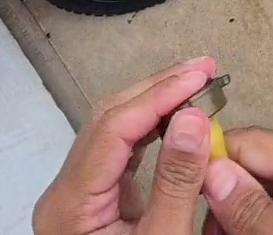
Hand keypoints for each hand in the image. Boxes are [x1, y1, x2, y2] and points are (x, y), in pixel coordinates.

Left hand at [34, 57, 218, 234]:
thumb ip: (177, 183)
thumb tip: (193, 115)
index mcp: (69, 203)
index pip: (115, 126)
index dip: (160, 94)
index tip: (201, 75)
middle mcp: (66, 191)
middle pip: (110, 118)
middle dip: (160, 87)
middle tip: (206, 69)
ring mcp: (78, 195)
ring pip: (115, 127)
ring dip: (157, 101)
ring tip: (199, 83)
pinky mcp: (94, 201)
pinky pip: (122, 149)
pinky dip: (153, 127)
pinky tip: (180, 118)